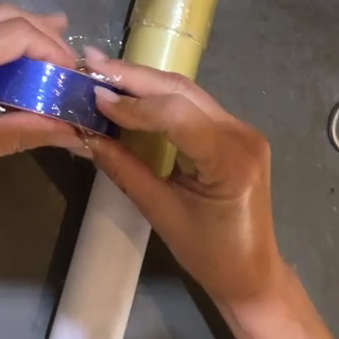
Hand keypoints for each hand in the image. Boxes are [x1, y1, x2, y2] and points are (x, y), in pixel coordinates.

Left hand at [0, 5, 86, 212]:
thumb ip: (21, 131)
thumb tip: (69, 128)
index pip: (14, 34)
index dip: (50, 47)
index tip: (72, 73)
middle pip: (2, 15)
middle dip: (40, 29)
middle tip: (70, 55)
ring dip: (19, 30)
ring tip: (53, 48)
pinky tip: (14, 59)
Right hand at [81, 47, 286, 310]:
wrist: (253, 275)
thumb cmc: (211, 255)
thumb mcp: (160, 212)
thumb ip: (123, 168)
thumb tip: (85, 134)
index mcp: (230, 159)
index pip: (176, 114)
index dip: (133, 104)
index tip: (94, 98)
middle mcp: (241, 133)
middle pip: (180, 91)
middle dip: (133, 76)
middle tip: (90, 63)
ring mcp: (240, 128)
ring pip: (185, 91)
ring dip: (142, 81)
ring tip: (102, 70)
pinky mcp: (232, 130)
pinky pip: (190, 104)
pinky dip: (156, 95)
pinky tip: (129, 89)